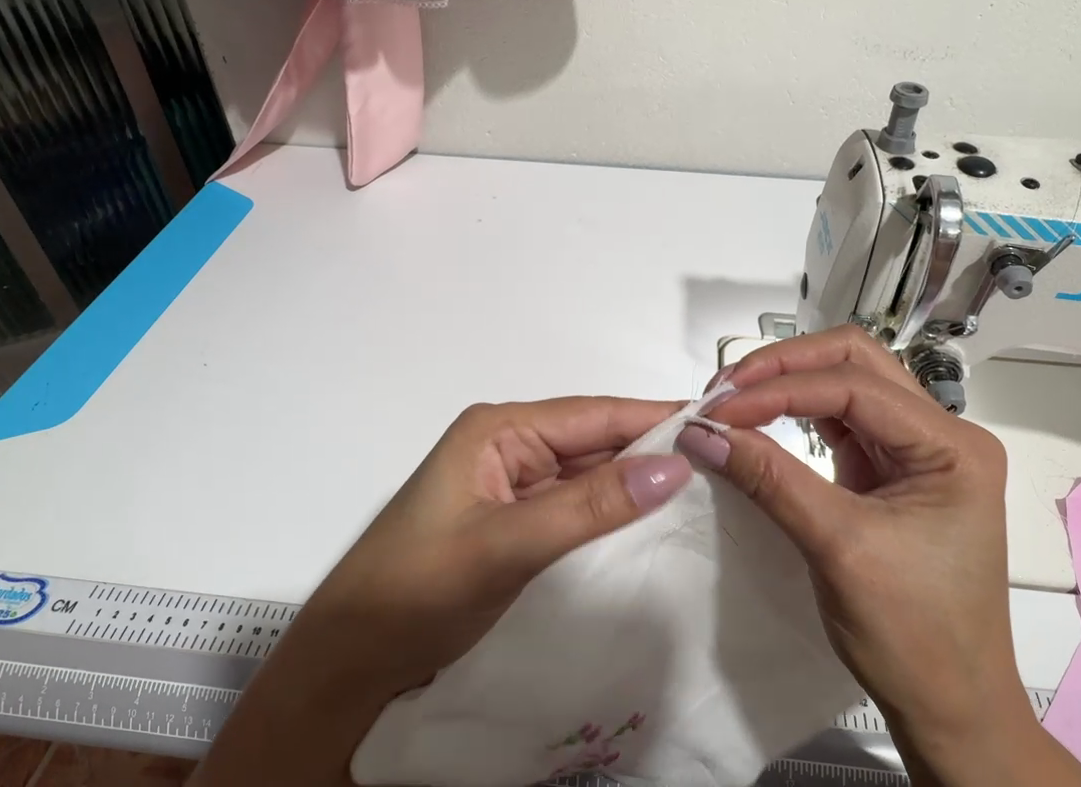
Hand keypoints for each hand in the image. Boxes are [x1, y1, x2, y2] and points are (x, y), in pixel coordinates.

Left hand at [191, 397, 690, 786]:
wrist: (353, 665)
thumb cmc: (418, 590)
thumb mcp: (507, 545)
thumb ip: (590, 505)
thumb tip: (675, 465)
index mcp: (498, 431)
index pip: (593, 415)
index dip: (655, 416)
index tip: (721, 422)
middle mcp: (507, 448)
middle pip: (594, 441)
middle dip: (653, 449)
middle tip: (727, 460)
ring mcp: (510, 488)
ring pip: (588, 476)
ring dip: (636, 483)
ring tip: (708, 488)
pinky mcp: (514, 525)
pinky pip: (575, 508)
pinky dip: (612, 513)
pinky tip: (651, 525)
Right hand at [676, 325, 1080, 785]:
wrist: (951, 707)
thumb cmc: (912, 634)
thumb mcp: (837, 548)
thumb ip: (770, 479)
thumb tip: (701, 432)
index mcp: (952, 446)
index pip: (855, 385)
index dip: (781, 389)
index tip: (718, 410)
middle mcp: (942, 434)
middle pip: (856, 363)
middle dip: (785, 367)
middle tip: (725, 391)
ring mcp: (917, 451)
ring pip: (847, 384)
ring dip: (788, 385)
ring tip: (732, 402)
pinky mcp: (890, 471)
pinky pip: (841, 422)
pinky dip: (796, 415)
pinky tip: (759, 422)